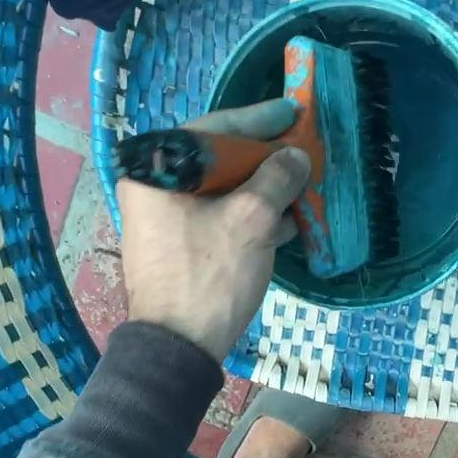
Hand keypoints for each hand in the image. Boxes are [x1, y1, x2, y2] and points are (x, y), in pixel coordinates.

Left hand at [117, 99, 310, 360]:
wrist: (181, 345)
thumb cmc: (211, 276)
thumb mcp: (251, 220)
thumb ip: (276, 178)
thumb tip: (296, 156)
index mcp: (157, 169)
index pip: (215, 129)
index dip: (260, 120)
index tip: (293, 111)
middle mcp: (155, 188)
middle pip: (219, 160)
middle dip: (266, 159)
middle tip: (302, 151)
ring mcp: (166, 220)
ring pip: (222, 192)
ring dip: (264, 190)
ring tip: (303, 186)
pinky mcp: (180, 247)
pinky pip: (219, 219)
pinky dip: (251, 217)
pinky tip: (287, 220)